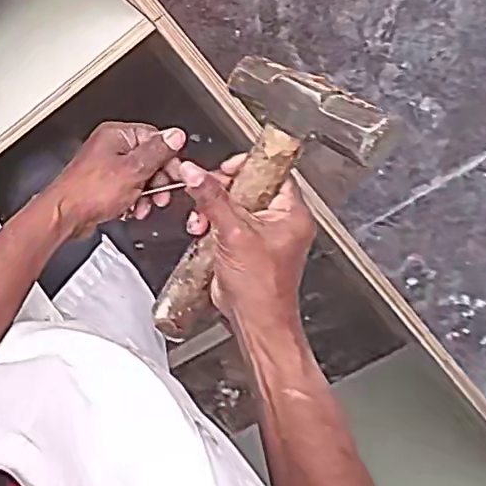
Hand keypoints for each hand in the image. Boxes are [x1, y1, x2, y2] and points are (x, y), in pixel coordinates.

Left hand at [36, 122, 183, 241]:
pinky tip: (131, 209)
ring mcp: (106, 165)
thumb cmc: (90, 191)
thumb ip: (157, 152)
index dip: (169, 158)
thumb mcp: (133, 170)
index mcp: (116, 135)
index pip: (155, 138)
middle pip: (150, 159)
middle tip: (160, 194)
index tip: (176, 176)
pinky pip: (129, 189)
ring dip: (147, 194)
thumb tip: (175, 135)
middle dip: (158, 181)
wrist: (66, 214)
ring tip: (142, 204)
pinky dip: (134, 200)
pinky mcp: (104, 183)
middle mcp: (110, 146)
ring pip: (141, 177)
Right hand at [172, 153, 315, 334]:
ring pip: (229, 200)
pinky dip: (208, 220)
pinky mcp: (243, 241)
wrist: (254, 319)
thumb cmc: (261, 287)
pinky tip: (201, 230)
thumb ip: (212, 198)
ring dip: (209, 207)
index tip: (223, 168)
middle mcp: (279, 219)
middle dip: (218, 190)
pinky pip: (222, 217)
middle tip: (206, 195)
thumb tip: (194, 172)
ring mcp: (260, 230)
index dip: (246, 165)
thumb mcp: (233, 232)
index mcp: (291, 213)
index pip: (272, 171)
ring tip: (202, 220)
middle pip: (245, 184)